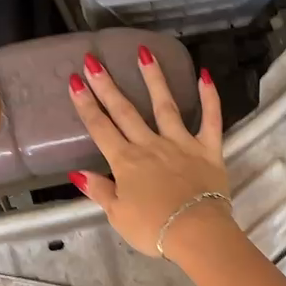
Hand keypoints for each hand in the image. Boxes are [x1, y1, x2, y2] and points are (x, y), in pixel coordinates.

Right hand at [67, 47, 241, 260]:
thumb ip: (100, 191)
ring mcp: (181, 144)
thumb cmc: (153, 230)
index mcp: (125, 162)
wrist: (195, 232)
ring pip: (165, 105)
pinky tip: (204, 76)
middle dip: (107, 85)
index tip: (75, 81)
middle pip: (125, 111)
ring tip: (145, 52)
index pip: (100, 128)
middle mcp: (150, 145)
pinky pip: (211, 120)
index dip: (86, 105)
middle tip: (93, 60)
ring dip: (154, 78)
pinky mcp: (208, 150)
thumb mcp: (118, 215)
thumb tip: (78, 173)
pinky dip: (209, 98)